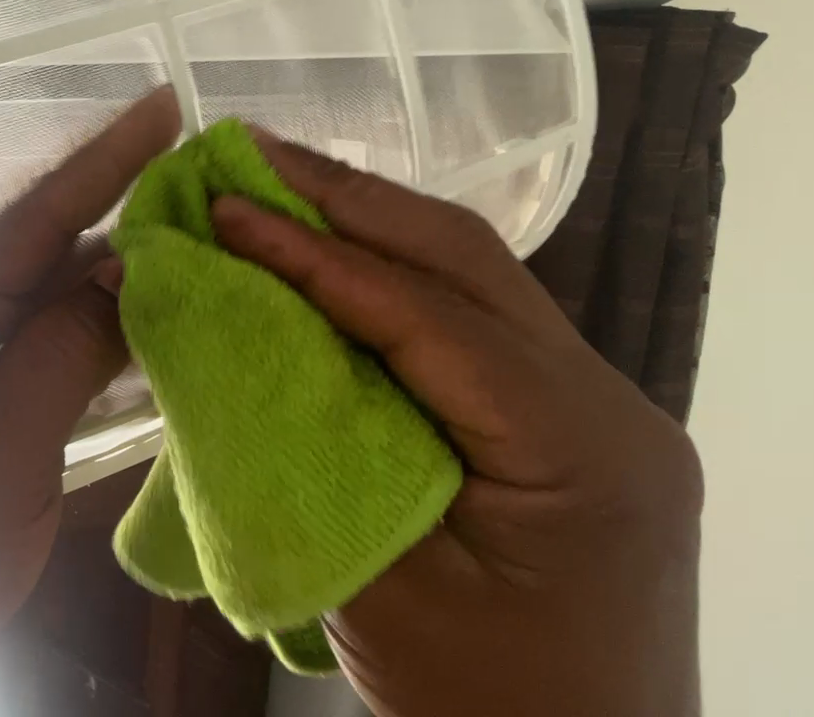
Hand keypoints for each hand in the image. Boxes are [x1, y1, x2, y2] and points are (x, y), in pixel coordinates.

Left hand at [0, 89, 181, 716]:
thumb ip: (65, 346)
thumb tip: (133, 269)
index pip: (32, 214)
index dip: (105, 160)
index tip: (164, 105)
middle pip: (47, 250)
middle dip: (127, 215)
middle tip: (210, 184)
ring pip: (55, 300)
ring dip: (123, 279)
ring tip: (203, 245)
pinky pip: (52, 349)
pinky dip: (105, 337)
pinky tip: (158, 328)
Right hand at [211, 130, 703, 716]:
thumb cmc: (478, 697)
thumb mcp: (374, 582)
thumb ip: (295, 446)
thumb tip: (211, 338)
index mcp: (577, 447)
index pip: (424, 313)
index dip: (311, 253)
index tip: (222, 207)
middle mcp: (602, 396)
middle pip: (460, 257)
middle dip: (341, 193)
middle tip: (245, 150)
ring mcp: (583, 395)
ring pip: (465, 268)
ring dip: (360, 213)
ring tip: (273, 174)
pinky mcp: (549, 406)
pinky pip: (458, 307)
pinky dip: (379, 262)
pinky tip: (324, 240)